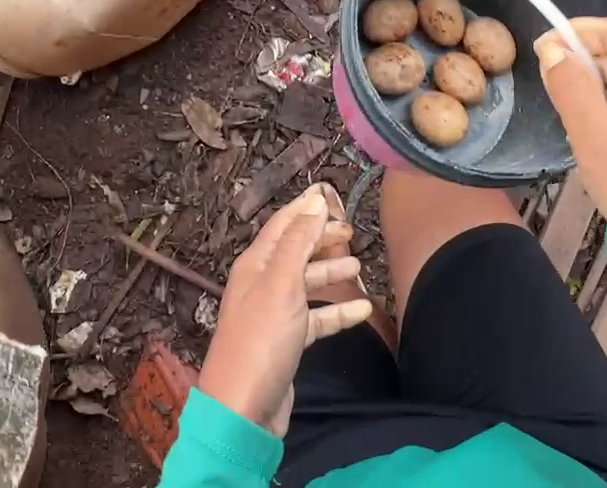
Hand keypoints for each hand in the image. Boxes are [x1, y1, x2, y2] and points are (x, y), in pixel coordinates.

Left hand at [199, 184, 372, 434]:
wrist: (243, 412)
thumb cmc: (261, 340)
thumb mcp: (282, 283)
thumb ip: (299, 241)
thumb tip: (314, 201)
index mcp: (256, 264)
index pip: (283, 224)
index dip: (305, 208)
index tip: (330, 194)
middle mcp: (262, 283)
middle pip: (296, 251)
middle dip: (321, 239)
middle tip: (351, 233)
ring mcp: (274, 314)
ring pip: (307, 283)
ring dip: (331, 273)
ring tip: (358, 268)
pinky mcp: (287, 342)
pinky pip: (315, 317)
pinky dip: (336, 312)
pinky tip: (363, 311)